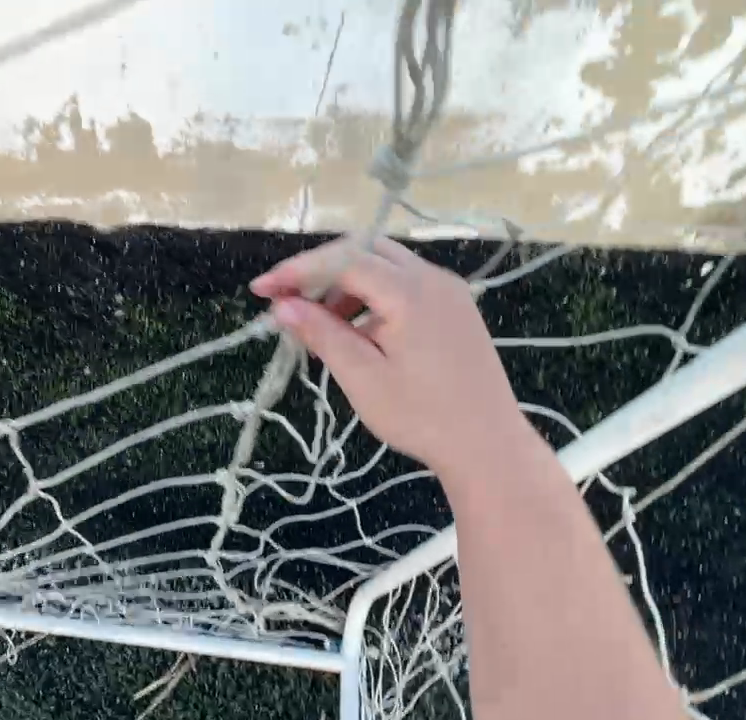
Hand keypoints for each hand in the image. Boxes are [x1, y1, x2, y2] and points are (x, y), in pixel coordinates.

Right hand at [251, 236, 534, 478]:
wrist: (485, 441)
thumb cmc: (419, 415)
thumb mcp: (361, 377)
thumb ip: (322, 334)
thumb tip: (282, 306)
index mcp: (409, 293)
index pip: (343, 261)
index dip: (297, 271)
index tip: (260, 290)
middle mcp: (432, 278)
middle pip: (364, 251)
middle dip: (319, 270)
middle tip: (284, 300)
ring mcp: (446, 291)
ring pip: (384, 266)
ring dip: (343, 285)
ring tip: (316, 324)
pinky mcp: (452, 308)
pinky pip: (402, 285)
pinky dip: (368, 297)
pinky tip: (353, 331)